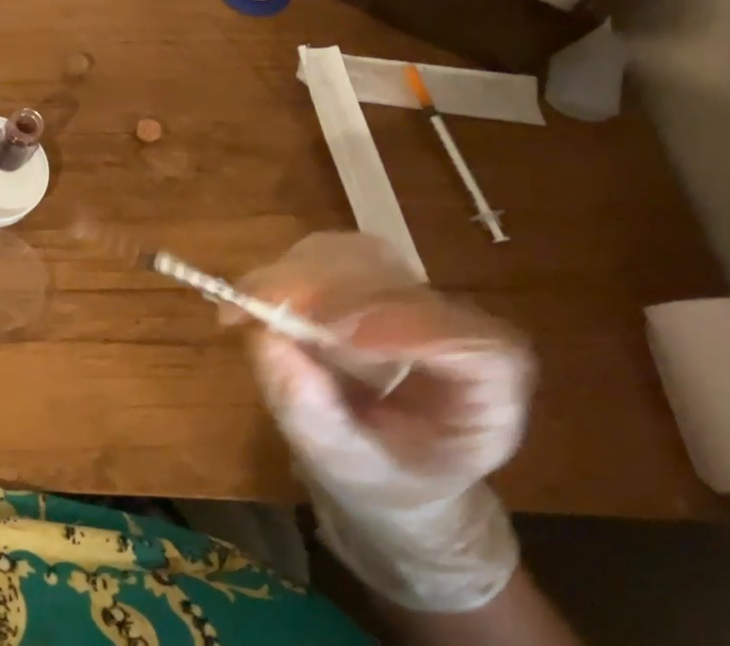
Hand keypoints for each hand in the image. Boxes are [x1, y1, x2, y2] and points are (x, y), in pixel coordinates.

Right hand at [237, 232, 534, 613]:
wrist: (388, 463)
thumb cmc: (381, 474)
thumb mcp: (348, 468)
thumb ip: (314, 416)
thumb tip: (266, 341)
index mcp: (486, 390)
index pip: (472, 344)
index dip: (406, 326)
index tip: (335, 334)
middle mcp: (455, 329)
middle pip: (397, 284)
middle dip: (321, 290)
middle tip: (253, 310)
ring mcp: (409, 297)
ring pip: (356, 258)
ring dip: (292, 276)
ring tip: (244, 310)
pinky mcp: (368, 281)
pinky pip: (326, 256)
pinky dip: (280, 273)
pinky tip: (251, 303)